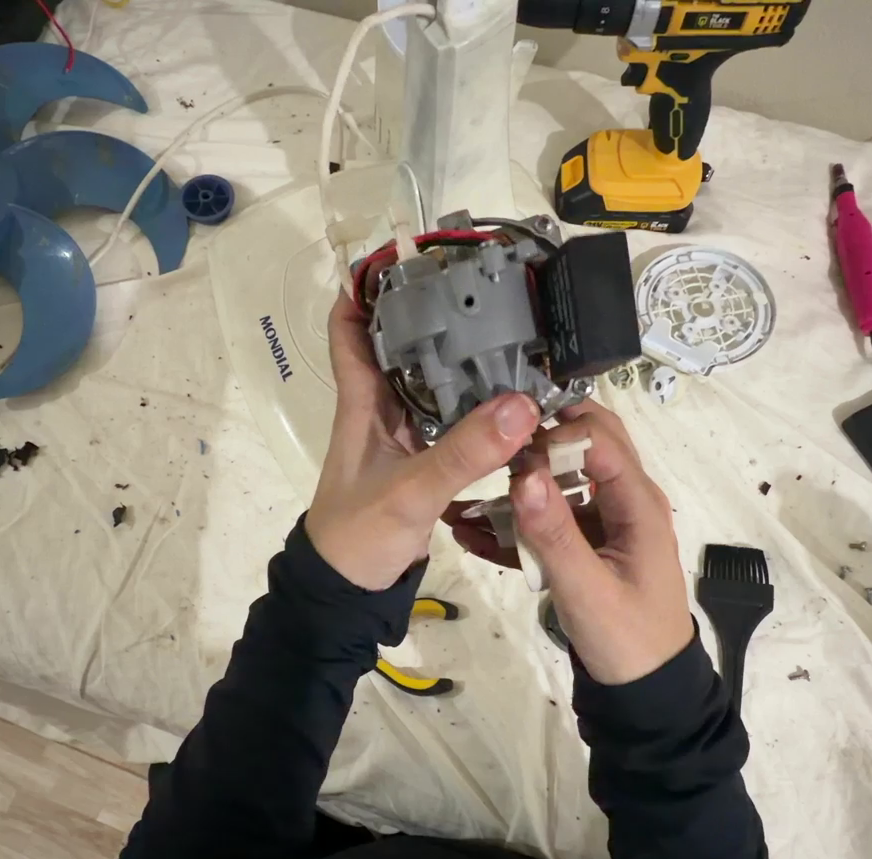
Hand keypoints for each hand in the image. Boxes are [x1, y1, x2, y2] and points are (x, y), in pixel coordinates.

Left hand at [306, 294, 539, 590]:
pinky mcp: (422, 461)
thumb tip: (523, 403)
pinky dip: (474, 404)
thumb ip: (463, 453)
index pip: (349, 331)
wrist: (350, 590)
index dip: (363, 291)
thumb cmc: (360, 533)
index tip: (401, 256)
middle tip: (481, 286)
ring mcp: (403, 436)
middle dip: (432, 313)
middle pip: (401, 346)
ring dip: (459, 357)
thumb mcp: (411, 490)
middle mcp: (380, 410)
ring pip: (429, 382)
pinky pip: (449, 420)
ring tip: (507, 329)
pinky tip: (508, 397)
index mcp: (361, 403)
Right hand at [452, 401, 692, 684]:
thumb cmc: (625, 638)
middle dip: (537, 443)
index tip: (509, 456)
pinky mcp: (585, 544)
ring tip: (465, 502)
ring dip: (517, 487)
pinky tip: (472, 534)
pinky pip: (549, 519)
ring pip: (560, 482)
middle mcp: (625, 501)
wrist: (644, 688)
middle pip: (585, 445)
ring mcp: (604, 522)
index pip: (598, 438)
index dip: (553, 435)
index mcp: (638, 503)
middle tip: (489, 452)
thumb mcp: (586, 589)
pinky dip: (516, 524)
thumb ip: (553, 532)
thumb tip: (522, 474)